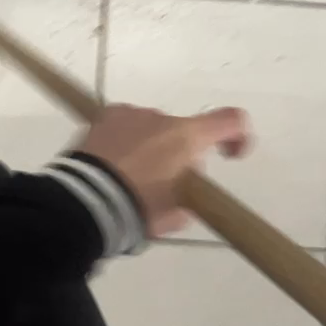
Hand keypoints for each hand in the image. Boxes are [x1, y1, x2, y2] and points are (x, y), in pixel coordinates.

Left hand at [74, 104, 251, 236]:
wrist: (87, 197)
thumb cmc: (140, 206)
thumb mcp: (178, 212)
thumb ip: (189, 196)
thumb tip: (180, 190)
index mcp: (186, 137)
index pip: (231, 120)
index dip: (238, 135)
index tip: (228, 155)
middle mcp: (160, 117)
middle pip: (182, 131)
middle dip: (178, 153)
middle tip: (162, 183)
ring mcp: (128, 113)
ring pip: (151, 128)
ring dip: (149, 146)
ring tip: (130, 174)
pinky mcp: (103, 116)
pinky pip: (124, 125)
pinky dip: (125, 140)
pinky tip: (113, 162)